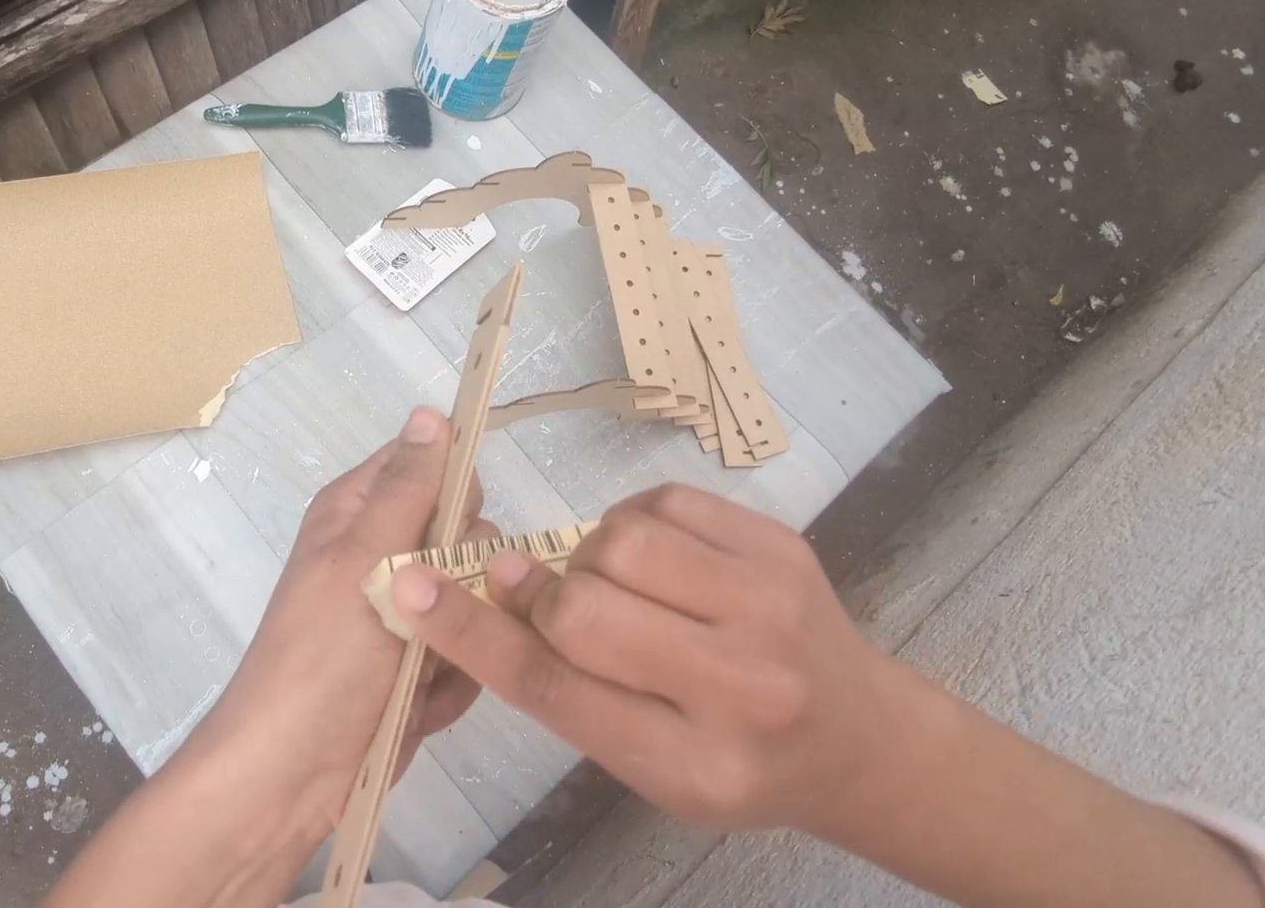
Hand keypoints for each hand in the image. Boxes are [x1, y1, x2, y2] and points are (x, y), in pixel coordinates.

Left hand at [175, 406, 489, 837]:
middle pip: (466, 532)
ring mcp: (402, 611)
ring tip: (418, 668)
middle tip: (428, 606)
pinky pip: (468, 651)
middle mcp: (382, 551)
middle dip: (463, 575)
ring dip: (458, 637)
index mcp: (358, 510)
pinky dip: (452, 681)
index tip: (453, 528)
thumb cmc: (324, 655)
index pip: (429, 463)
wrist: (293, 776)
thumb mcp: (365, 558)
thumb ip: (408, 487)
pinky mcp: (419, 662)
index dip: (454, 489)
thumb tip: (430, 411)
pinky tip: (420, 702)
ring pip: (476, 596)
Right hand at [389, 482, 912, 834]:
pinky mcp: (781, 544)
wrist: (855, 735)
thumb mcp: (641, 754)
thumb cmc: (728, 757)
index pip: (554, 689)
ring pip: (618, 541)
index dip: (470, 632)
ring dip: (592, 556)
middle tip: (546, 593)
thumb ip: (562, 681)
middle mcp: (741, 689)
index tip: (409, 585)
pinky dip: (634, 522)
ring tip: (618, 583)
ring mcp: (772, 606)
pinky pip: (660, 501)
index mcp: (691, 764)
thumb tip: (489, 584)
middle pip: (581, 607)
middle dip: (541, 592)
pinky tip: (660, 559)